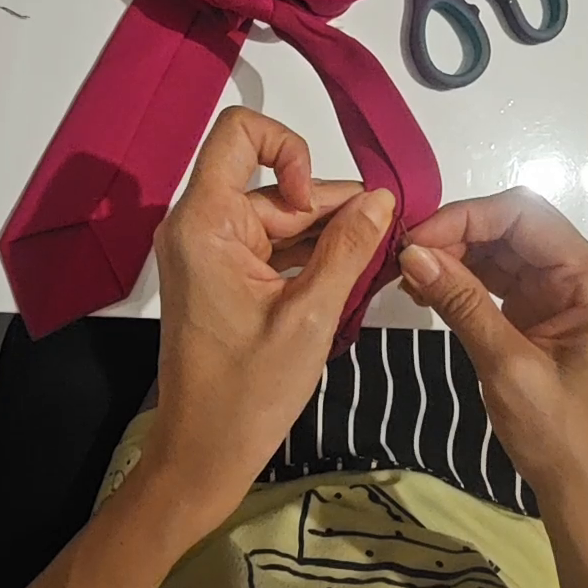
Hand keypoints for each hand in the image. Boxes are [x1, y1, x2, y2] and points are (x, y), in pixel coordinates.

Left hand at [148, 108, 396, 526]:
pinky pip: (271, 244)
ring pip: (277, 215)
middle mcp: (199, 225)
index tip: (316, 205)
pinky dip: (310, 254)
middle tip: (388, 234)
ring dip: (327, 232)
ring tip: (382, 254)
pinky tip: (355, 269)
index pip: (240, 133)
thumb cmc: (248, 394)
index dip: (289, 149)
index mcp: (205, 223)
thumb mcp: (310, 317)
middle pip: (272, 182)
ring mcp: (209, 250)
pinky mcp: (221, 274)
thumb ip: (348, 250)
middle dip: (330, 205)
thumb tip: (382, 198)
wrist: (202, 454)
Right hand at [398, 188, 587, 560]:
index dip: (467, 218)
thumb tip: (410, 253)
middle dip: (457, 236)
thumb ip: (462, 303)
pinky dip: (463, 282)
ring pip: (502, 252)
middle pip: (514, 229)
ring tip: (410, 276)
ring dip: (455, 258)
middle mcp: (587, 277)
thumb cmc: (563, 439)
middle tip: (405, 259)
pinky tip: (428, 291)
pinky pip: (500, 281)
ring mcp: (566, 296)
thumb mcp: (508, 368)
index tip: (415, 241)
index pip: (526, 217)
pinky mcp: (545, 314)